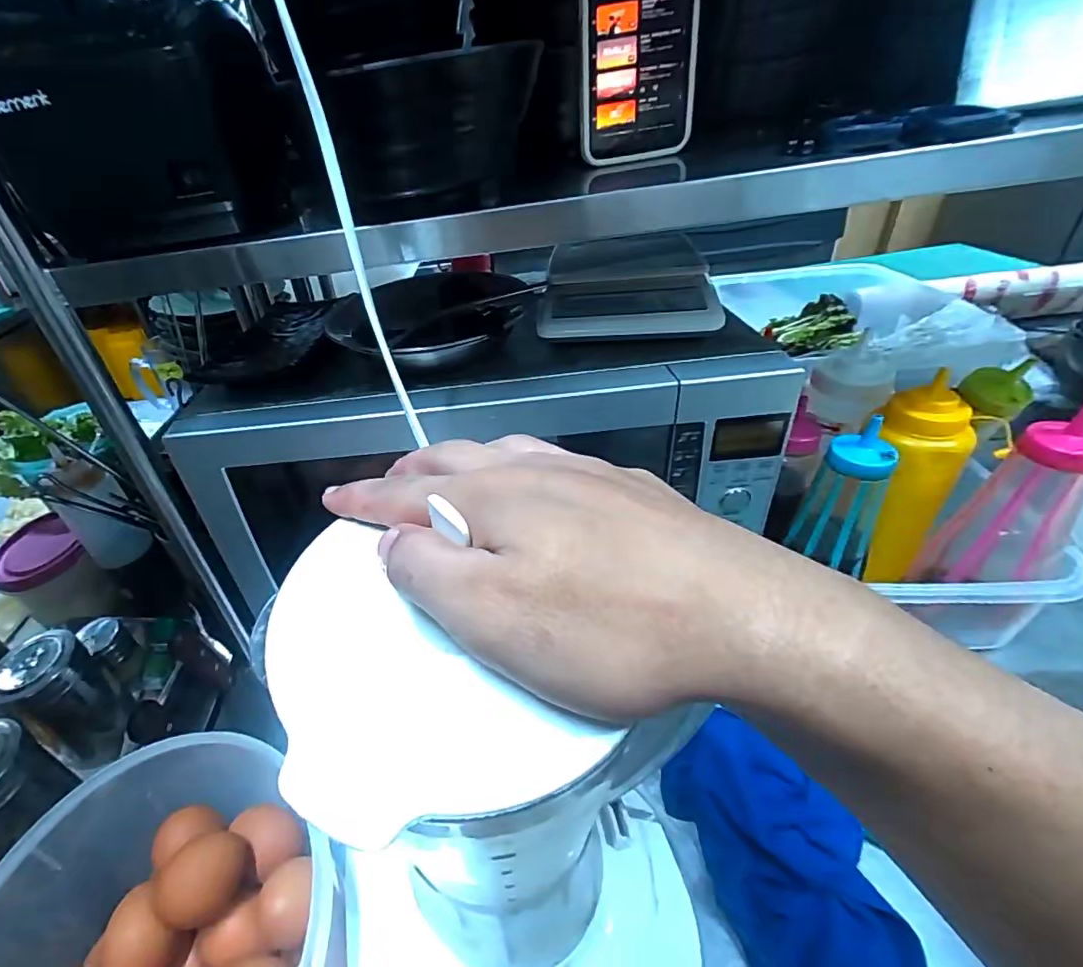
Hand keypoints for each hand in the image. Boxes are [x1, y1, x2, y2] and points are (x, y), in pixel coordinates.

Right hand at [321, 435, 877, 720]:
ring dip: (460, 465)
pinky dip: (516, 470)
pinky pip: (550, 465)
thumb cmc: (608, 628)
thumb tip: (392, 541)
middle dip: (406, 474)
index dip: (361, 500)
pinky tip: (536, 488)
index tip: (331, 498)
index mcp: (488, 498)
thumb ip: (428, 573)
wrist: (751, 617)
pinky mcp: (630, 490)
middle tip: (384, 489)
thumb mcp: (495, 618)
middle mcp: (530, 470)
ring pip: (501, 453)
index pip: (403, 495)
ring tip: (447, 479)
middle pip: (450, 460)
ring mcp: (585, 474)